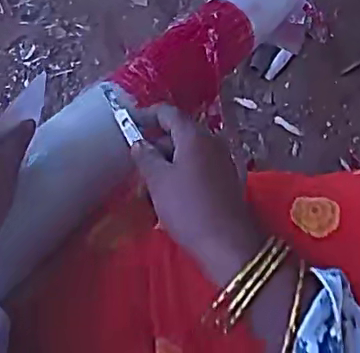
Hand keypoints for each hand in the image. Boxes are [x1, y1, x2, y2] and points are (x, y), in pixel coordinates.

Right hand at [130, 105, 263, 284]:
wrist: (229, 247)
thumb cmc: (189, 209)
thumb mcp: (158, 181)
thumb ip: (145, 156)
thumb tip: (139, 142)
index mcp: (194, 134)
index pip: (167, 112)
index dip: (146, 115)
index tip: (129, 124)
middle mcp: (211, 140)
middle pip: (178, 133)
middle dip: (155, 147)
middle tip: (137, 166)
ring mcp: (222, 159)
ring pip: (187, 153)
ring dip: (167, 165)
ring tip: (150, 191)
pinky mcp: (226, 180)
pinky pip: (198, 168)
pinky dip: (182, 176)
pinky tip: (171, 200)